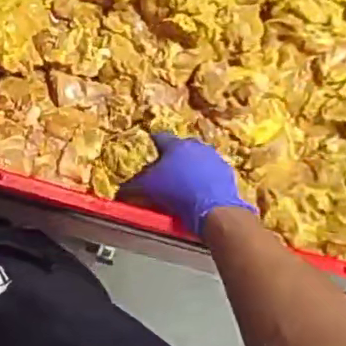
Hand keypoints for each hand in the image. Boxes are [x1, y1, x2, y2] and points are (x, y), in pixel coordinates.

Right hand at [119, 133, 254, 234]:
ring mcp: (214, 159)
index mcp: (176, 145)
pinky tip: (196, 192)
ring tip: (181, 183)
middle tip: (164, 168)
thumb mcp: (146, 189)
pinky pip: (210, 173)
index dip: (152, 142)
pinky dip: (203, 179)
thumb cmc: (175, 191)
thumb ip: (131, 186)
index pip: (160, 137)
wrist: (212, 208)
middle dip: (173, 156)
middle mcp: (197, 147)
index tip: (148, 146)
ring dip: (190, 167)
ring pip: (198, 159)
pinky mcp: (227, 173)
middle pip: (181, 147)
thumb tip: (118, 191)